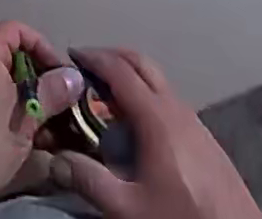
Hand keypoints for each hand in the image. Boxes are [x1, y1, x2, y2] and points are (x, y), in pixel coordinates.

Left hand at [0, 21, 85, 218]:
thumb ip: (50, 93)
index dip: (42, 46)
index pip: (17, 30)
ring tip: (56, 125)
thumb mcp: (24, 119)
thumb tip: (75, 76)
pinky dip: (21, 110)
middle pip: (17, 55)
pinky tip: (38, 136)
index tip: (62, 74)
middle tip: (66, 103)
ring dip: (36, 99)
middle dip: (44, 77)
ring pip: (13, 80)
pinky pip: (2, 96)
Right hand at [48, 47, 261, 218]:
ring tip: (105, 97)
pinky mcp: (206, 140)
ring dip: (129, 76)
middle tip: (85, 68)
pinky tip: (136, 127)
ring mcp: (195, 123)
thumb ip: (89, 180)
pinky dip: (145, 95)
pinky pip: (169, 100)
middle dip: (110, 57)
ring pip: (157, 81)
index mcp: (156, 117)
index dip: (92, 57)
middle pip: (140, 63)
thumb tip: (55, 160)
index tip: (69, 57)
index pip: (118, 69)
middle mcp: (176, 109)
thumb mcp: (129, 210)